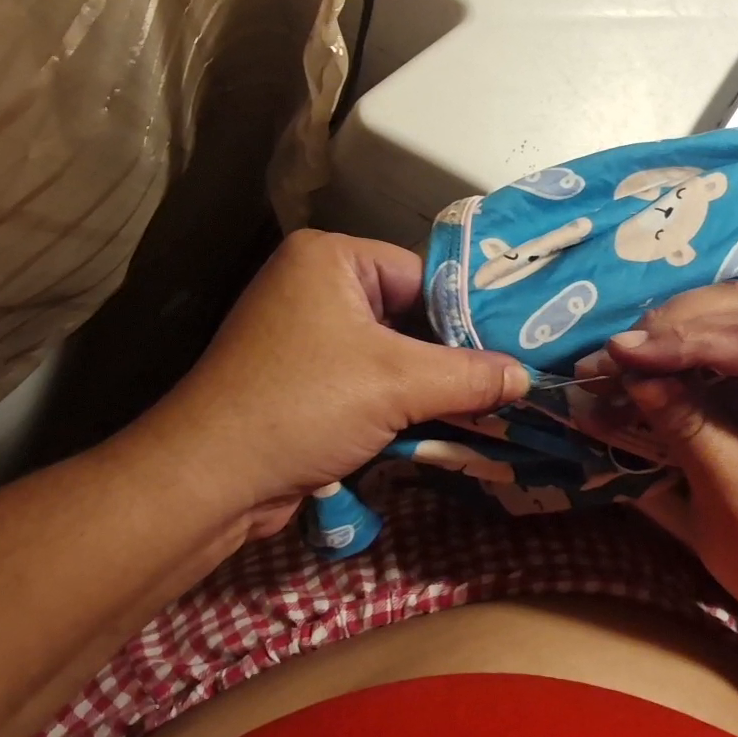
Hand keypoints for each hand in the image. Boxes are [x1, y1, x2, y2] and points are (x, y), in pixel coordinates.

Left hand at [121, 230, 528, 537]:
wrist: (210, 479)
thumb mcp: (399, 383)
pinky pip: (368, 380)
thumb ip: (470, 375)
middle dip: (452, 355)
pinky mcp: (302, 380)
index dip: (468, 313)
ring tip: (490, 405)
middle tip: (510, 379)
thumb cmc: (304, 406)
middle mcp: (314, 285)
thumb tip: (527, 376)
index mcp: (331, 257)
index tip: (515, 346)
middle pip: (410, 314)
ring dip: (430, 385)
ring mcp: (305, 335)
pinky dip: (400, 403)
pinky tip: (444, 425)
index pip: (423, 273)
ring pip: (391, 353)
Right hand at [605, 284, 737, 630]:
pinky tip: (633, 377)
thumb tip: (636, 374)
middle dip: (675, 327)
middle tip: (615, 357)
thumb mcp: (733, 497)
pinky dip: (670, 359)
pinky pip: (714, 351)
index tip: (624, 352)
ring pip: (726, 320)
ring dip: (666, 338)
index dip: (689, 340)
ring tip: (613, 366)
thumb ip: (690, 428)